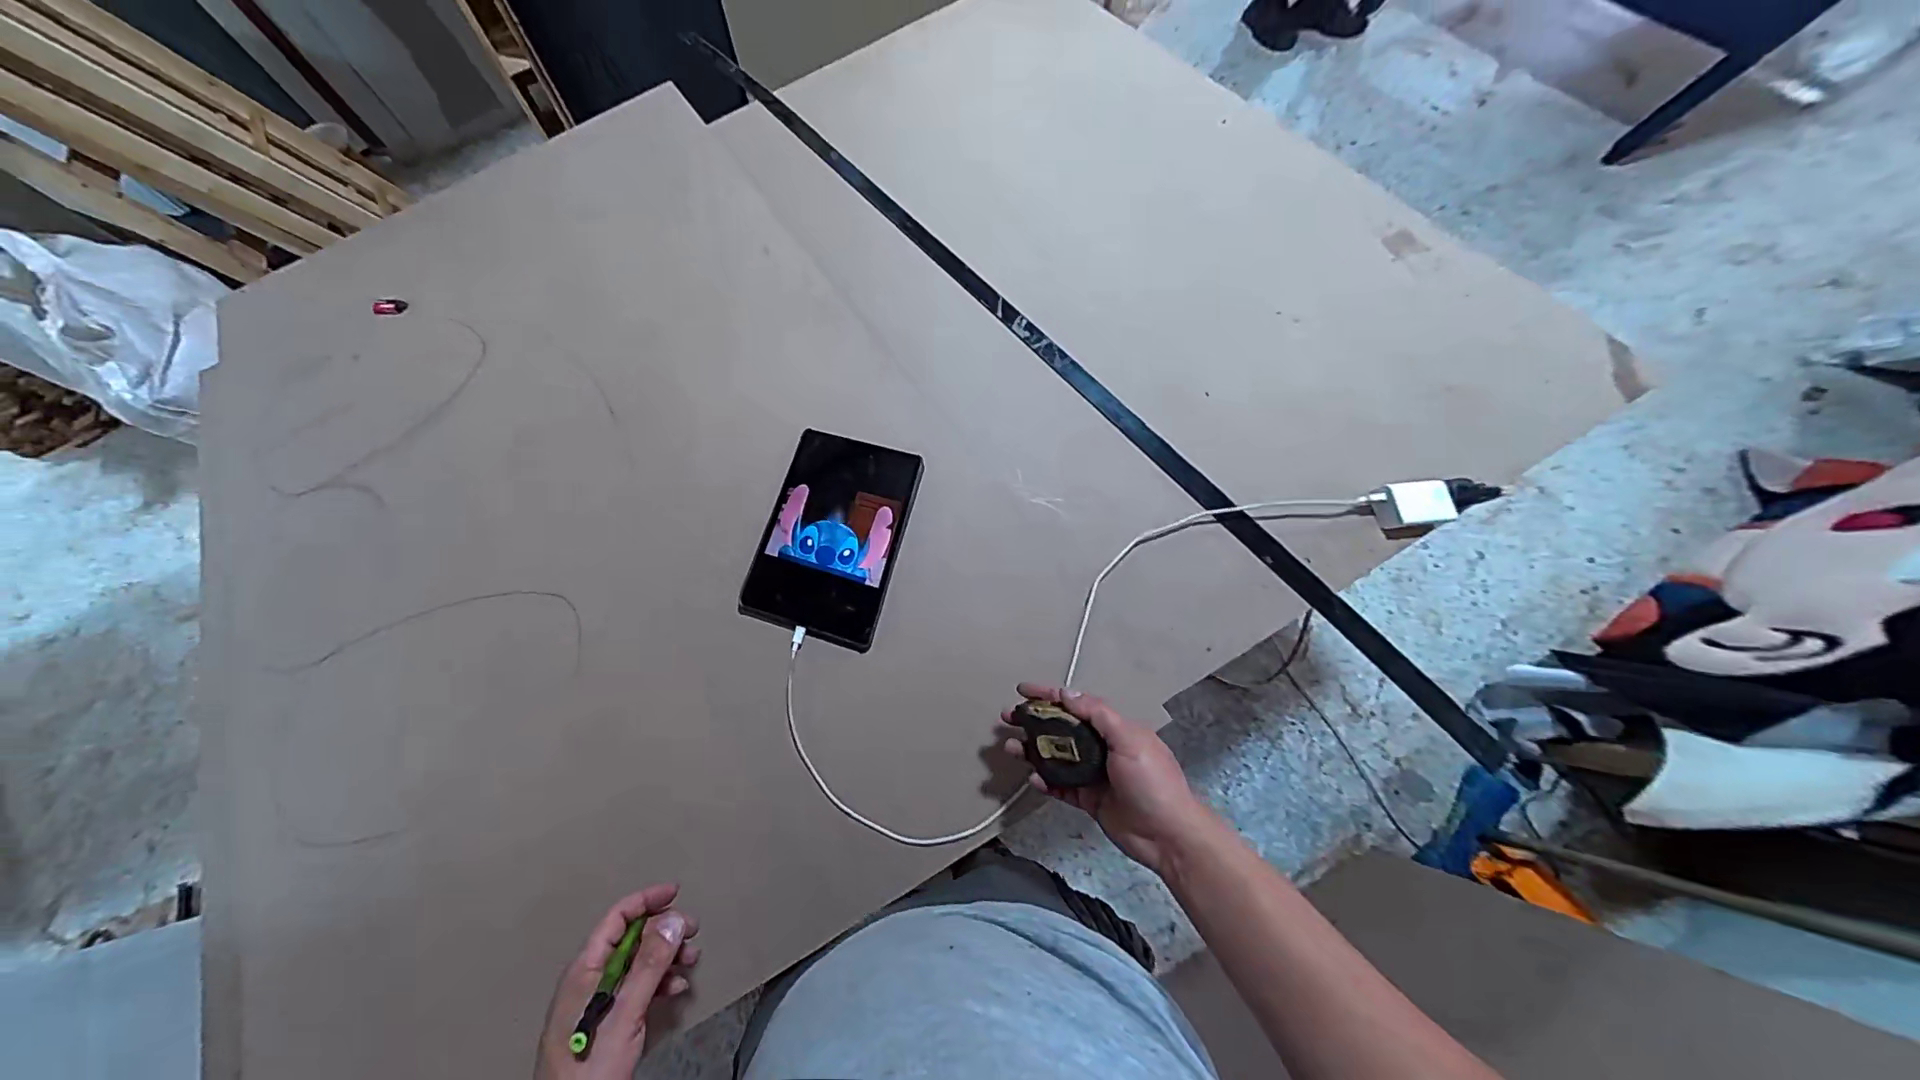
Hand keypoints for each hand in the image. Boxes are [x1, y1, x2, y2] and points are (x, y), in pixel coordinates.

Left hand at [534, 884, 700, 1079]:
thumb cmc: (592, 1064)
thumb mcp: (626, 1011)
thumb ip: (650, 965)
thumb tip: (674, 918)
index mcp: (585, 969)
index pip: (617, 919)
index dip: (645, 901)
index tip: (676, 893)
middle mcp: (590, 979)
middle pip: (630, 939)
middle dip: (664, 931)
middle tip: (693, 932)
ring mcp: (598, 1001)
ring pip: (638, 963)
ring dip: (666, 957)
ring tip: (691, 961)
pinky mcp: (608, 1021)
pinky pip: (637, 987)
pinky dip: (660, 982)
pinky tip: (676, 989)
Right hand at [1001, 684, 1215, 875]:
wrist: (1168, 836)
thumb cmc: (1153, 782)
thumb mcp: (1129, 739)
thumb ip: (1097, 714)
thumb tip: (1068, 693)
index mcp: (1114, 729)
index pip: (1076, 705)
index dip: (1049, 695)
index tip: (1023, 690)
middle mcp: (1102, 748)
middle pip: (1061, 729)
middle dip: (1033, 721)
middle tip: (1008, 717)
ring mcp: (1094, 774)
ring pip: (1056, 757)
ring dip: (1033, 751)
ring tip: (1011, 747)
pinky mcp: (1089, 799)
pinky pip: (1060, 786)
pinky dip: (1044, 781)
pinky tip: (1033, 778)